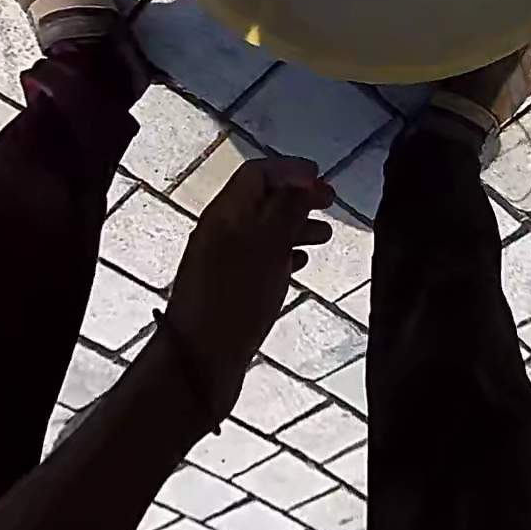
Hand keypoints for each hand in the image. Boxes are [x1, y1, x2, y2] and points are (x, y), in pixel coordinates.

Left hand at [163, 158, 333, 417]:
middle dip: (296, 196)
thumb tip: (303, 181)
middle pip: (262, 199)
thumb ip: (287, 208)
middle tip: (329, 201)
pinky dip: (283, 251)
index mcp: (227, 211)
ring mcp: (222, 258)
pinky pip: (260, 256)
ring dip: (294, 225)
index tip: (320, 175)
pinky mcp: (228, 285)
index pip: (257, 173)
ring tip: (325, 234)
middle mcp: (222, 228)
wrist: (201, 360)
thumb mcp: (269, 245)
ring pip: (264, 229)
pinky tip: (301, 261)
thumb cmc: (237, 295)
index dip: (290, 169)